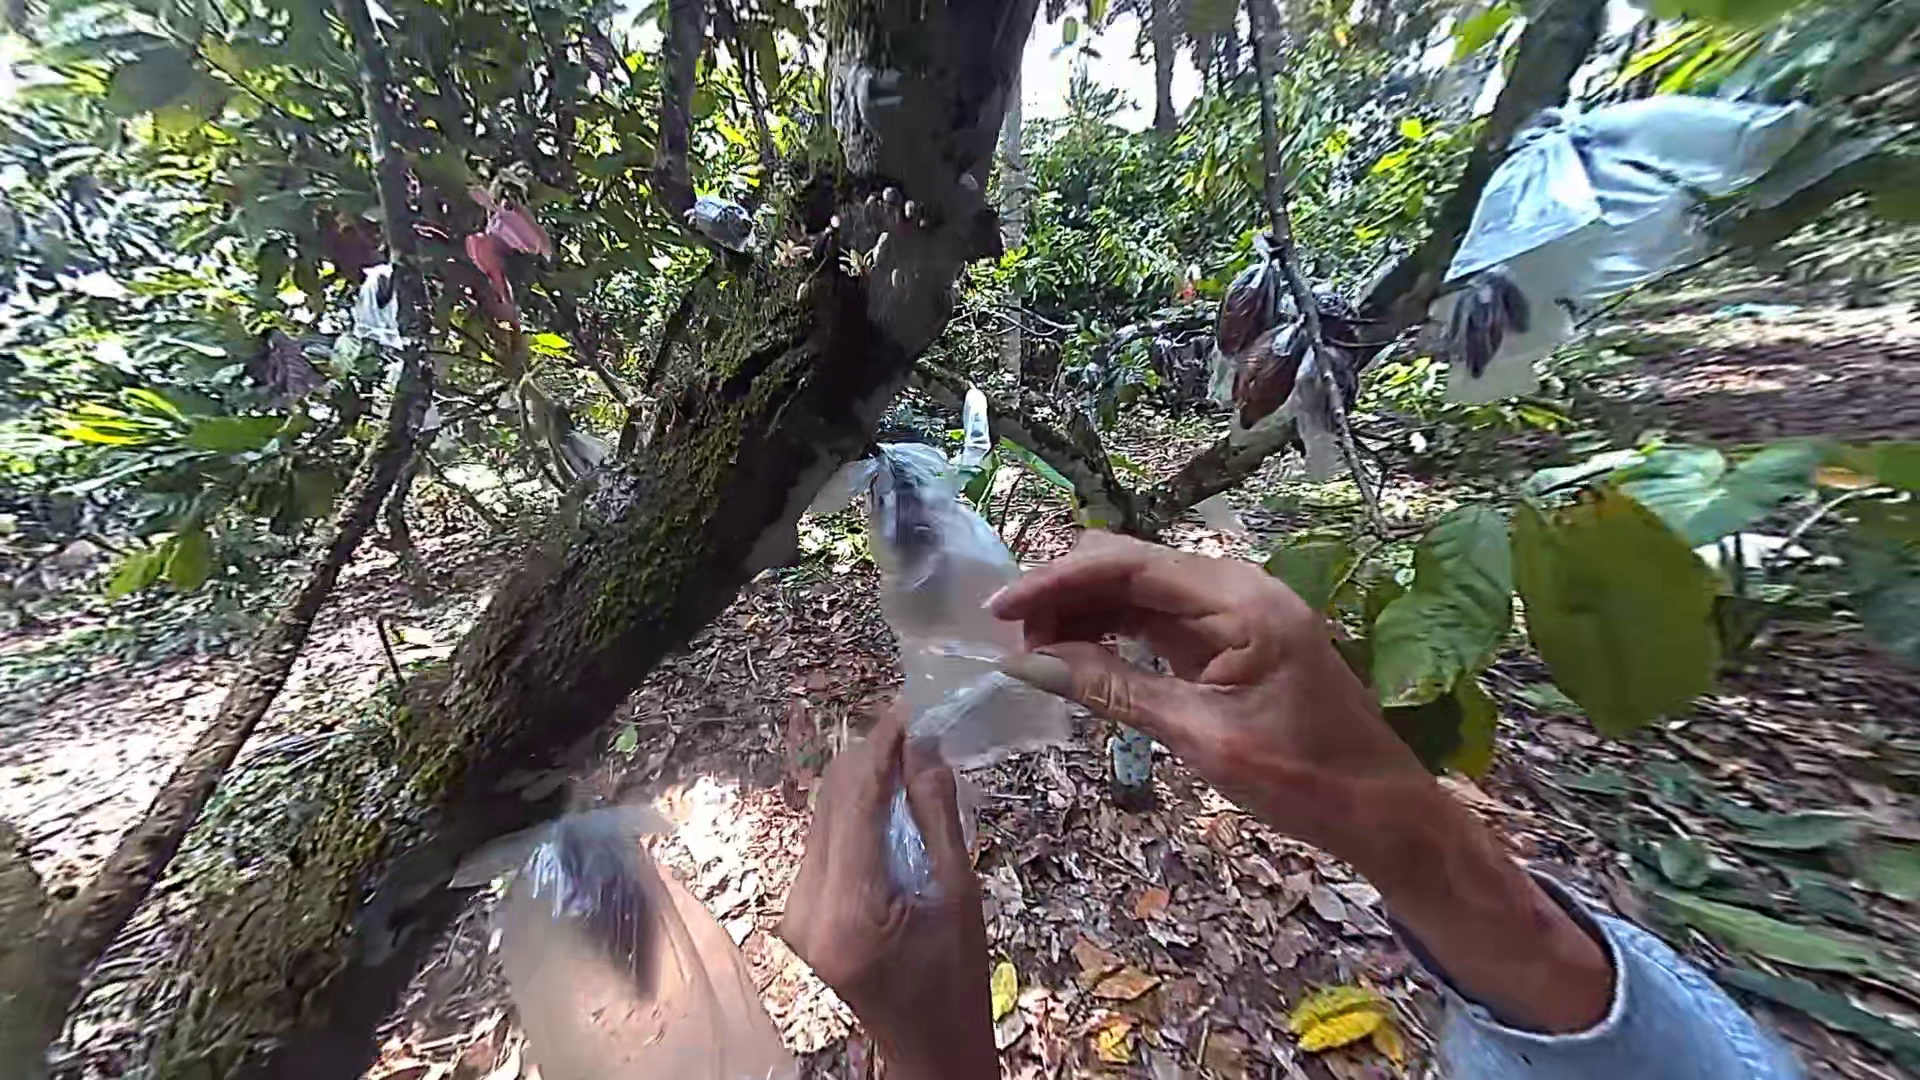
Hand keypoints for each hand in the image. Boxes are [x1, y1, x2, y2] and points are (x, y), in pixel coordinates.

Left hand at [779, 714, 996, 1079]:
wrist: (929, 1049)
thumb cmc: (957, 978)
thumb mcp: (960, 890)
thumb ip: (936, 812)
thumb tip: (924, 745)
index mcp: (848, 911)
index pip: (856, 801)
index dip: (881, 746)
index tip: (907, 708)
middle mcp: (807, 906)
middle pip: (832, 799)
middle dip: (872, 755)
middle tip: (915, 727)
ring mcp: (796, 908)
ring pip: (824, 811)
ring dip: (863, 775)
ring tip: (906, 752)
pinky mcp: (801, 907)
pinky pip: (826, 834)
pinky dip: (856, 804)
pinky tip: (887, 791)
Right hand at [991, 532, 1611, 1033]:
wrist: (1386, 814)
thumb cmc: (1305, 782)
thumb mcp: (1199, 736)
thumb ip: (1110, 689)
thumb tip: (1026, 663)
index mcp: (1238, 599)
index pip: (1127, 566)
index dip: (1055, 581)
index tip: (1000, 609)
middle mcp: (1230, 586)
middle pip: (1125, 566)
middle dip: (1062, 593)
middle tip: (1015, 639)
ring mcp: (1226, 607)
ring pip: (1132, 588)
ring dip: (1079, 611)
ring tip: (1036, 651)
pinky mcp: (1220, 632)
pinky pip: (1150, 616)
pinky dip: (1107, 630)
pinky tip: (1075, 653)